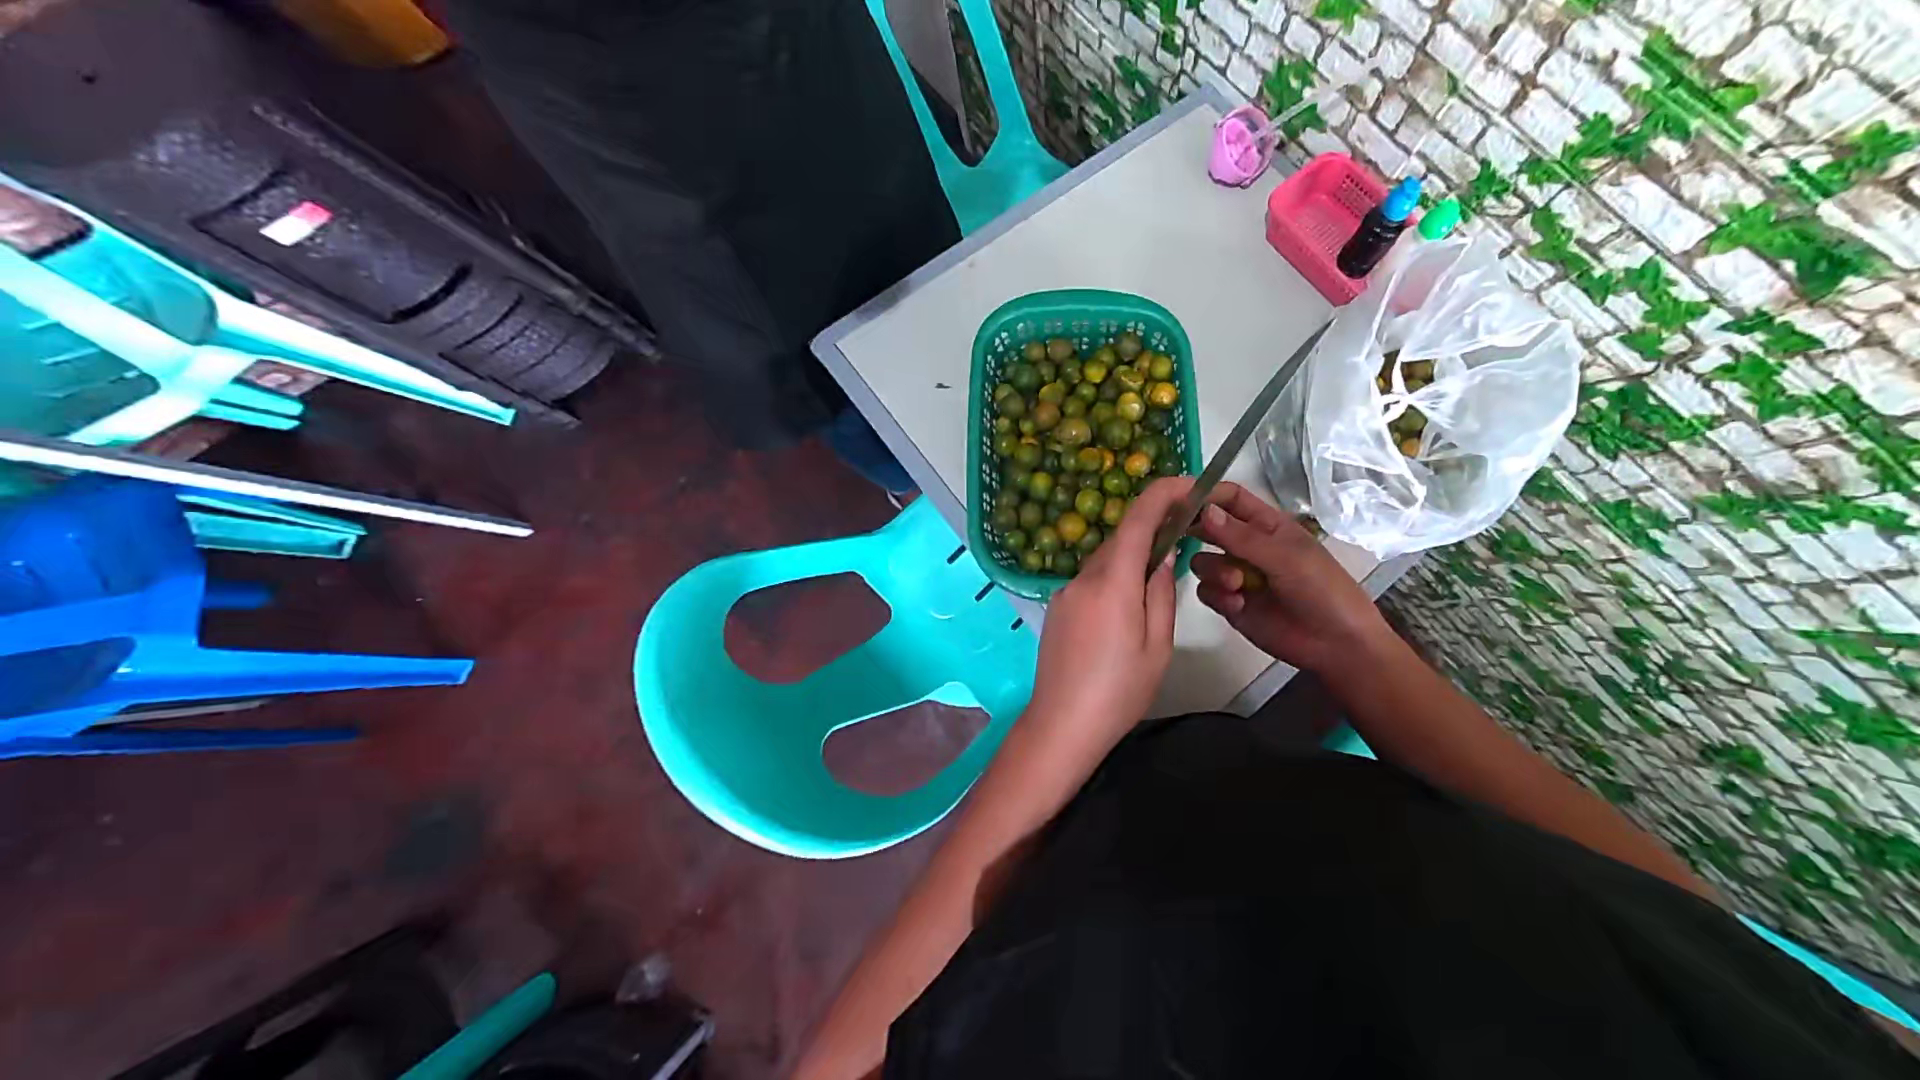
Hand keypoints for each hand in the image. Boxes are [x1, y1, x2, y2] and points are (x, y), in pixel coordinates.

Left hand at [1023, 476, 1189, 751]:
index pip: (1137, 520)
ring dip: (1133, 556)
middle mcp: (1083, 578)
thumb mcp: (1157, 645)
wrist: (1061, 724)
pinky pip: (1091, 579)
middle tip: (1184, 534)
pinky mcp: (1057, 608)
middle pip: (1120, 538)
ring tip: (1160, 575)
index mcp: (1112, 583)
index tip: (1188, 485)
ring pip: (1105, 559)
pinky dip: (1114, 576)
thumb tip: (1162, 555)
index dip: (1162, 494)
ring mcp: (1065, 592)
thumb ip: (1160, 593)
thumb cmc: (1119, 691)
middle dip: (1152, 529)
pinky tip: (1127, 604)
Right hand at [1190, 482, 1392, 673]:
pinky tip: (1238, 605)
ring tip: (1236, 585)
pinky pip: (1206, 591)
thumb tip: (1204, 510)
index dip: (1207, 495)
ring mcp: (1236, 575)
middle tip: (1180, 537)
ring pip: (1202, 562)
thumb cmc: (1322, 589)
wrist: (1335, 644)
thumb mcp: (1285, 556)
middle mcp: (1246, 546)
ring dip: (1215, 572)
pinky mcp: (1229, 603)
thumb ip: (1241, 536)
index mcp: (1266, 525)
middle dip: (1196, 533)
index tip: (1178, 500)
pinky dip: (1218, 596)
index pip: (1230, 499)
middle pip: (1207, 528)